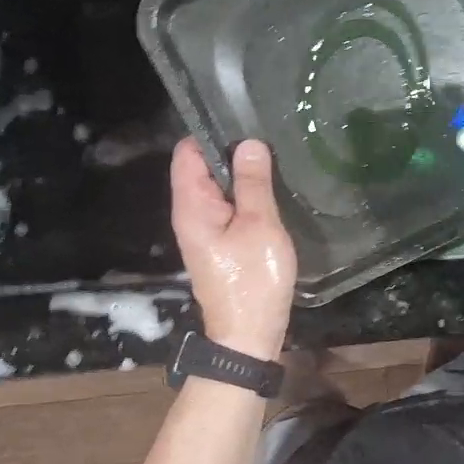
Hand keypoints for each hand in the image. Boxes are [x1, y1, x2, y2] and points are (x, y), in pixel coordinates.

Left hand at [171, 138, 295, 359]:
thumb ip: (253, 183)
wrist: (248, 336)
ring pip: (219, 191)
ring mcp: (204, 233)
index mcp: (191, 206)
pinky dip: (246, 202)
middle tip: (271, 146)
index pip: (188, 152)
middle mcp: (190, 215)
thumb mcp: (260, 226)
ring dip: (243, 180)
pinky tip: (271, 200)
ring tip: (275, 168)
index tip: (248, 126)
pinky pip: (228, 211)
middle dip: (233, 156)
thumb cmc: (254, 280)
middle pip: (203, 169)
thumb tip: (249, 143)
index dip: (214, 134)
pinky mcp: (220, 247)